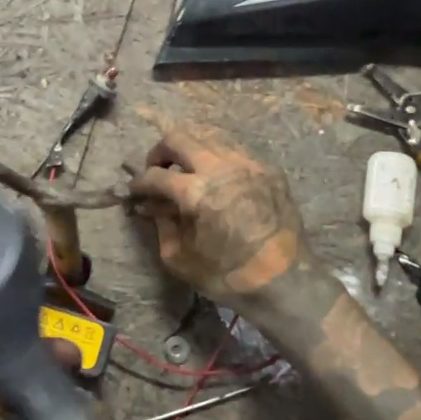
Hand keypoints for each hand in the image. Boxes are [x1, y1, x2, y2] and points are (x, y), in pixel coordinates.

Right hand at [127, 124, 312, 299]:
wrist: (286, 283)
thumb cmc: (228, 277)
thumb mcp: (180, 258)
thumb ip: (162, 225)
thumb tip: (151, 206)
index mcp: (196, 193)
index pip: (155, 175)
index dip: (138, 183)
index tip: (134, 191)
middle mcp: (221, 168)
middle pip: (179, 138)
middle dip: (160, 152)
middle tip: (157, 171)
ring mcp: (248, 165)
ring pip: (209, 137)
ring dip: (190, 150)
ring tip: (186, 171)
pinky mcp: (268, 170)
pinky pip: (235, 151)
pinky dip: (217, 159)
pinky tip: (216, 179)